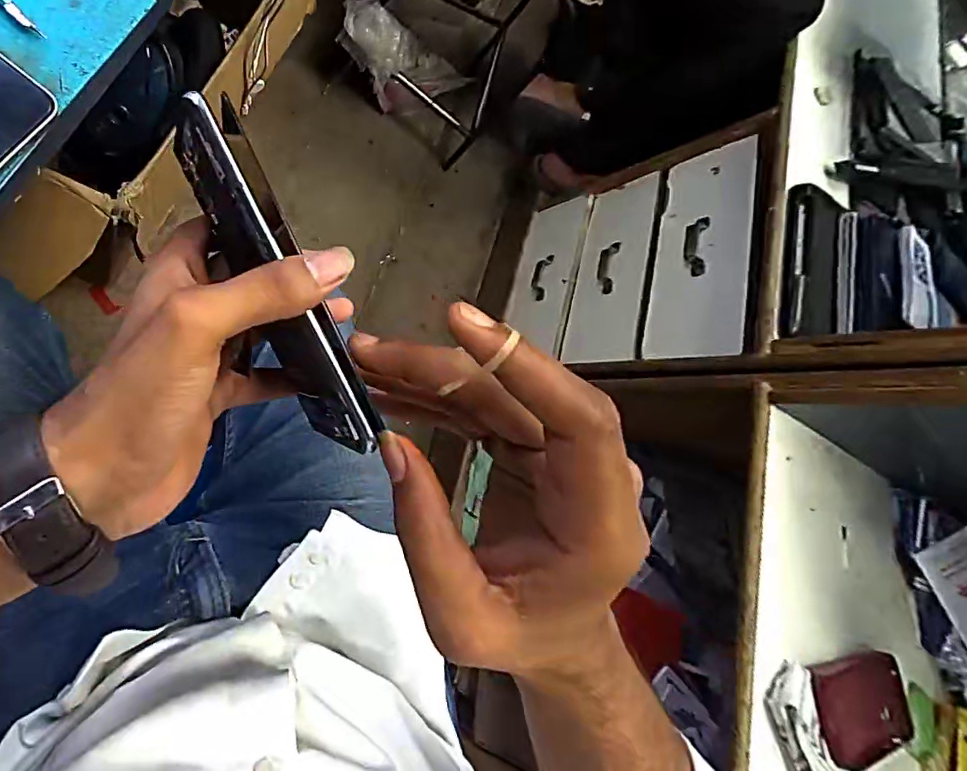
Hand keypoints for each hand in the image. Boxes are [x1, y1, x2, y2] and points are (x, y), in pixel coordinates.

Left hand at [41, 218, 354, 539]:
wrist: (105, 479)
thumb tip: (334, 262)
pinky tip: (325, 372)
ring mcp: (206, 351)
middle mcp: (193, 305)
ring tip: (343, 318)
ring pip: (261, 325)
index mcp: (178, 273)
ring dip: (298, 322)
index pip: (220, 228)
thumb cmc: (143, 388)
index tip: (306, 231)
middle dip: (293, 277)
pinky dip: (291, 372)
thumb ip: (263, 289)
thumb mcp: (199, 323)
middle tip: (341, 282)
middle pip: (251, 278)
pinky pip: (262, 373)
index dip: (257, 224)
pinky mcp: (216, 391)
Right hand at [349, 302, 647, 687]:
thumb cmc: (520, 637)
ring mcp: (560, 452)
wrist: (554, 641)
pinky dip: (432, 391)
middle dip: (439, 366)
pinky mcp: (531, 442)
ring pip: (493, 389)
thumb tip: (392, 444)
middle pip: (518, 394)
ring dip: (426, 372)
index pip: (581, 419)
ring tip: (366, 362)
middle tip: (371, 352)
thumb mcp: (460, 617)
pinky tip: (390, 385)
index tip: (463, 325)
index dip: (525, 365)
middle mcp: (591, 472)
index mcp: (600, 521)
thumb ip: (426, 536)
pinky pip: (480, 403)